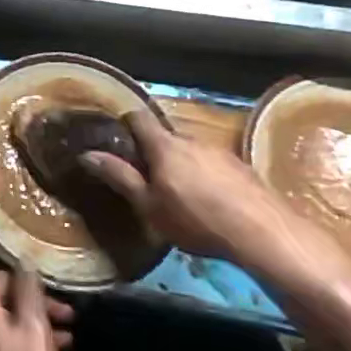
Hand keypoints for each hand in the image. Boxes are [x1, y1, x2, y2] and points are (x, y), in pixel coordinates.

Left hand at [0, 236, 72, 350]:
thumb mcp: (32, 330)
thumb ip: (28, 292)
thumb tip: (23, 261)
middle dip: (30, 287)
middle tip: (63, 297)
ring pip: (8, 310)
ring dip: (36, 311)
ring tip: (70, 322)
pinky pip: (9, 330)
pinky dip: (31, 330)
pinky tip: (62, 342)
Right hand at [79, 110, 347, 282]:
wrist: (263, 233)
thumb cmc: (195, 219)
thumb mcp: (149, 205)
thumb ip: (119, 176)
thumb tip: (86, 154)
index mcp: (164, 145)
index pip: (138, 117)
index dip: (124, 122)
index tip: (116, 137)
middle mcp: (191, 140)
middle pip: (165, 137)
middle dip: (153, 152)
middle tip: (146, 178)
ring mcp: (220, 152)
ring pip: (190, 151)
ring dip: (180, 165)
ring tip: (178, 194)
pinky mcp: (241, 167)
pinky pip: (212, 164)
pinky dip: (204, 175)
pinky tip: (208, 201)